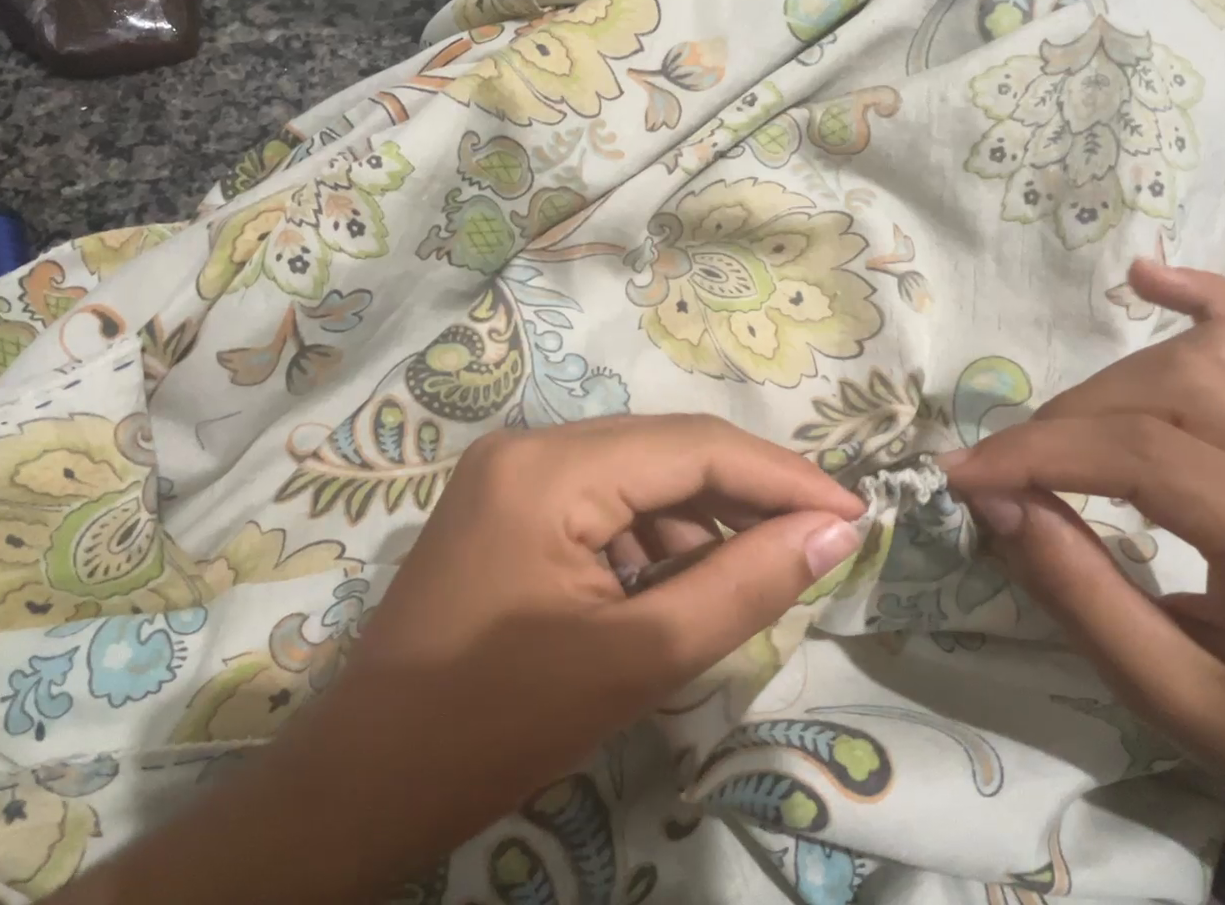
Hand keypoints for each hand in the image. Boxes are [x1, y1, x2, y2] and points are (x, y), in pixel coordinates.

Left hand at [322, 414, 865, 858]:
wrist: (370, 778)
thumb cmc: (500, 722)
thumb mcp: (639, 657)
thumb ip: (746, 585)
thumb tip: (834, 531)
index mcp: (550, 467)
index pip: (695, 446)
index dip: (784, 478)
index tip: (855, 515)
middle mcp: (526, 447)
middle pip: (665, 453)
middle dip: (744, 498)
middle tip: (816, 545)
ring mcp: (508, 476)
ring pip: (635, 479)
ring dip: (697, 524)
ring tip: (742, 582)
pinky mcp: (503, 509)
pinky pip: (599, 504)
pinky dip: (649, 541)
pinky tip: (671, 589)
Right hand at [940, 260, 1224, 903]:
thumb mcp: (1163, 693)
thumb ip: (1075, 590)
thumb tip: (993, 498)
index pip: (1152, 456)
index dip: (1039, 453)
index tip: (962, 474)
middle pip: (1176, 389)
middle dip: (1063, 421)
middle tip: (1004, 474)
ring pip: (1208, 358)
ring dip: (1105, 386)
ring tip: (1050, 436)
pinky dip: (1207, 303)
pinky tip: (1149, 278)